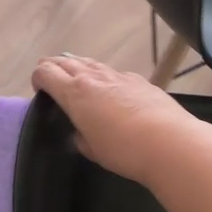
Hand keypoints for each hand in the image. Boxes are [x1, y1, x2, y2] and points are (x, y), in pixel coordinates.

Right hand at [31, 54, 205, 183]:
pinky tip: (113, 93)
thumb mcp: (93, 150)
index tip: (40, 92)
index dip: (38, 79)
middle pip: (62, 60)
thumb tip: (80, 133)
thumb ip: (80, 137)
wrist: (174, 145)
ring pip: (87, 62)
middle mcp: (91, 77)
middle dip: (53, 68)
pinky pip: (112, 72)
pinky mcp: (138, 80)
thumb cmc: (126, 151)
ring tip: (80, 83)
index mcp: (74, 92)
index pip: (45, 71)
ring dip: (77, 68)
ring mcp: (116, 75)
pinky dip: (104, 77)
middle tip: (53, 84)